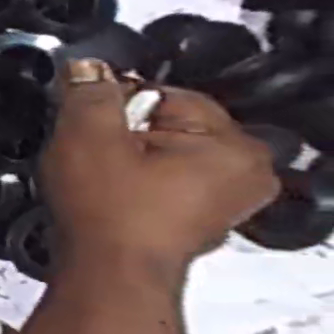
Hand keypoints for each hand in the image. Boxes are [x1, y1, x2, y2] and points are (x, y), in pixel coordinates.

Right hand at [40, 61, 280, 279]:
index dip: (114, 107)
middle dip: (124, 134)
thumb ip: (90, 94)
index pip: (165, 94)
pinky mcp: (207, 215)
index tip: (88, 127)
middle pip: (168, 123)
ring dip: (129, 157)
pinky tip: (114, 196)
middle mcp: (248, 169)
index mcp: (232, 144)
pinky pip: (169, 178)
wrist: (107, 265)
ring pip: (167, 151)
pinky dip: (138, 182)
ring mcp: (231, 196)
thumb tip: (89, 68)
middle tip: (93, 157)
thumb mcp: (85, 136)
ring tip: (101, 179)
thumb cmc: (107, 211)